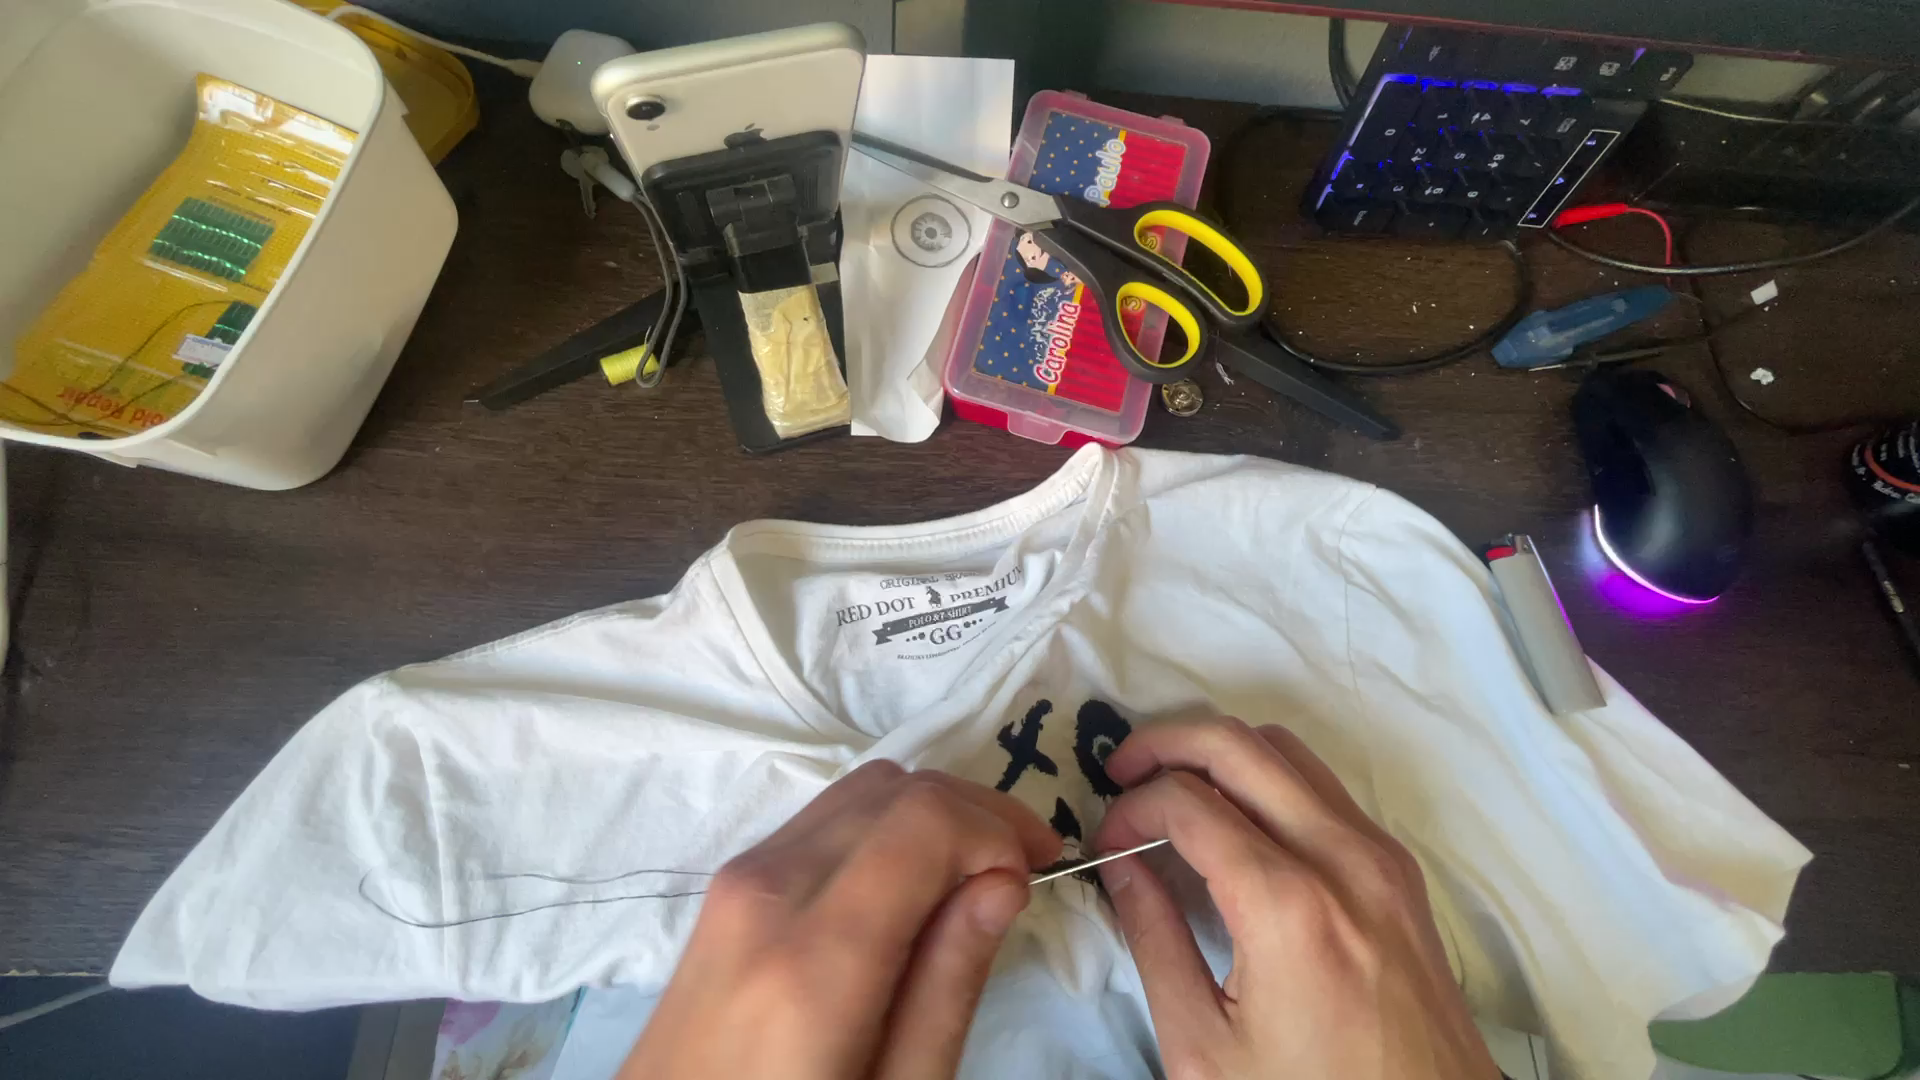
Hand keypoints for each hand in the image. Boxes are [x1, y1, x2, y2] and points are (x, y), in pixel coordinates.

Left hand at [619, 761, 1060, 1079]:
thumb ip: (949, 983)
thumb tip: (1004, 879)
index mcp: (811, 957)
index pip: (922, 820)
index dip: (993, 828)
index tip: (1031, 874)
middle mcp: (769, 887)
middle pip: (897, 788)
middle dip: (977, 810)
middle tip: (1027, 861)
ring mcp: (742, 872)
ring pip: (866, 786)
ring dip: (936, 809)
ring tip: (979, 864)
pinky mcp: (734, 875)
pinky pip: (831, 811)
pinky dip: (891, 819)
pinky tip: (916, 869)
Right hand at [1092, 717, 1496, 1079]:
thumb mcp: (1204, 1046)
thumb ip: (1152, 938)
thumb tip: (1120, 860)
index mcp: (1287, 904)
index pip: (1185, 800)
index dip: (1130, 808)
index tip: (1107, 841)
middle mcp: (1340, 855)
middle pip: (1234, 743)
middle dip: (1162, 742)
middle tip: (1122, 772)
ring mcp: (1378, 853)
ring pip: (1279, 745)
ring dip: (1214, 750)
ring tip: (1171, 784)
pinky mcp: (1396, 865)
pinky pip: (1316, 780)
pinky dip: (1260, 772)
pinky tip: (1231, 813)